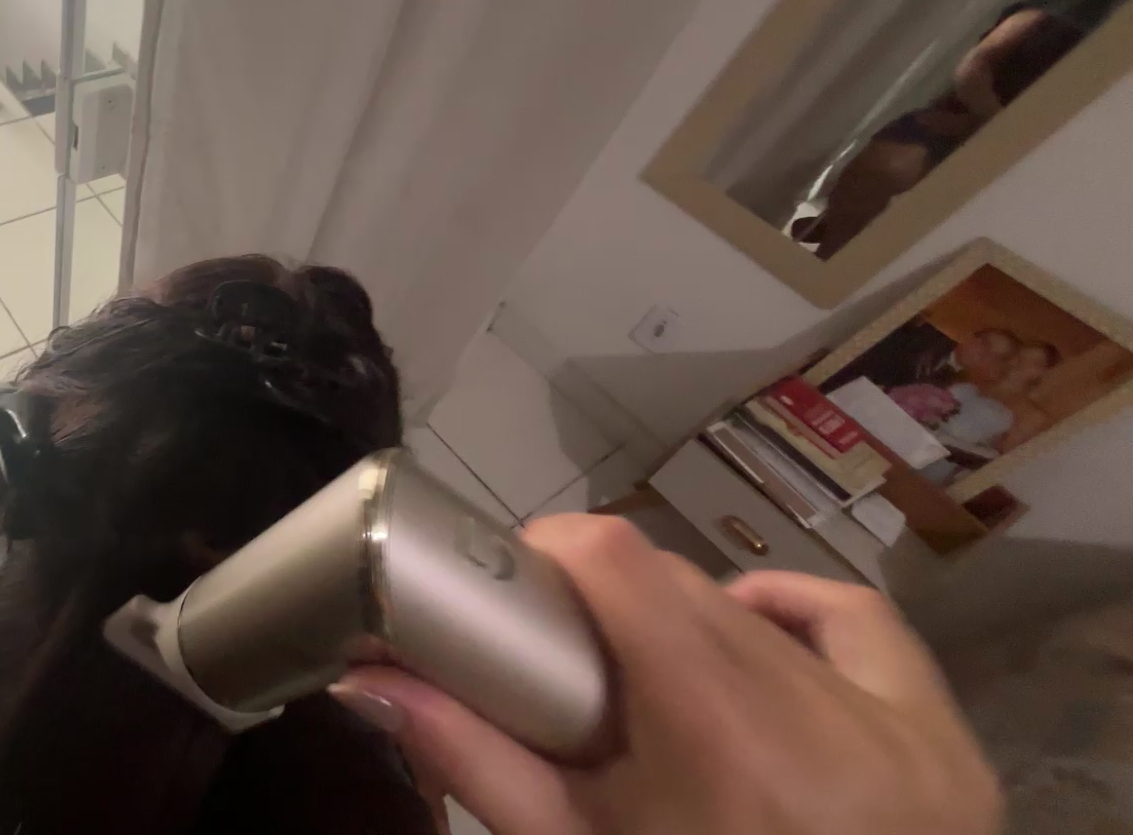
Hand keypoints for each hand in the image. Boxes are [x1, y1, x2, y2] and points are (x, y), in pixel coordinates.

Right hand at [330, 516, 999, 834]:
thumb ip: (462, 754)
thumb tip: (359, 679)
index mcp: (726, 736)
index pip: (617, 557)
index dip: (551, 546)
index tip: (516, 582)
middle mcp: (821, 711)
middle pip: (666, 580)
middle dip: (597, 596)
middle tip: (568, 652)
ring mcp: (899, 725)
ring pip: (735, 603)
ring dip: (671, 615)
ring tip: (644, 673)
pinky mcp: (942, 741)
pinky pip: (853, 619)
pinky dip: (783, 606)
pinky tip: (746, 630)